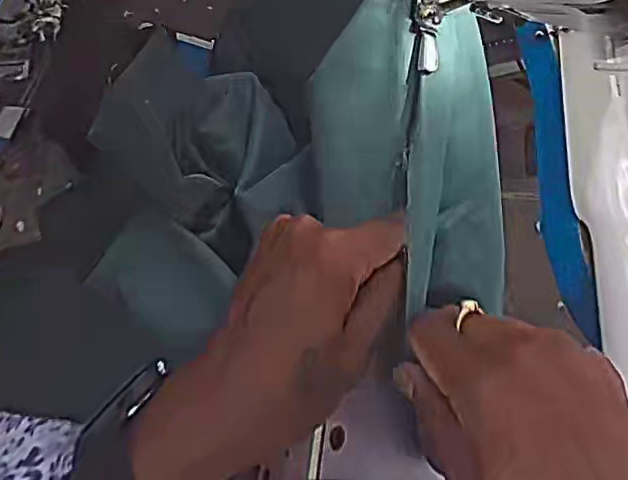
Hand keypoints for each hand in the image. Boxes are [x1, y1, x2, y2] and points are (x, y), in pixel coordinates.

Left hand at [129, 214, 404, 478]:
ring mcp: (283, 230)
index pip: (395, 228)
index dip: (406, 253)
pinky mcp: (267, 241)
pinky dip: (313, 266)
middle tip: (353, 315)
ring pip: (337, 243)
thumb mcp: (356, 352)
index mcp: (334, 253)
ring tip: (323, 315)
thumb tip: (401, 262)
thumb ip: (387, 295)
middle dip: (367, 270)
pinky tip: (302, 304)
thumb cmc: (290, 387)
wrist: (222, 399)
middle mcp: (308, 228)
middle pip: (362, 239)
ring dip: (339, 269)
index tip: (403, 281)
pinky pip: (310, 245)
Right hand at [397, 306, 627, 479]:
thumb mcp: (466, 472)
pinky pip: (554, 346)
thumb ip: (433, 416)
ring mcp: (565, 352)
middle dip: (462, 350)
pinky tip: (546, 407)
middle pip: (471, 322)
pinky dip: (543, 365)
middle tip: (465, 394)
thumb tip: (418, 384)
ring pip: (513, 329)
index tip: (424, 360)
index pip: (431, 326)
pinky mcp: (597, 363)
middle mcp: (525, 350)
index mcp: (483, 377)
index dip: (422, 347)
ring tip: (511, 407)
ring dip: (504, 355)